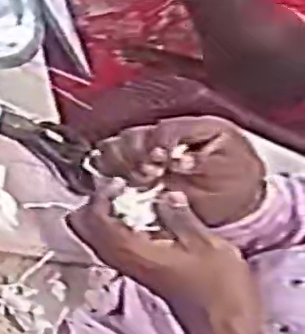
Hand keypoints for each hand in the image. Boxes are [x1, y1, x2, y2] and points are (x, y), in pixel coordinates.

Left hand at [69, 183, 261, 326]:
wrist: (217, 315)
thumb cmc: (215, 283)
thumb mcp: (205, 244)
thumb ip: (179, 217)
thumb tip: (164, 194)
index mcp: (121, 246)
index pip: (91, 215)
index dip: (100, 196)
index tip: (117, 183)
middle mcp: (109, 253)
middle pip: (80, 222)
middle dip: (95, 203)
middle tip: (120, 190)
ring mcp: (114, 260)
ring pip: (89, 230)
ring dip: (102, 214)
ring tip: (131, 201)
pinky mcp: (126, 264)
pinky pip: (105, 239)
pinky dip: (113, 225)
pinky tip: (140, 218)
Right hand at [93, 116, 265, 225]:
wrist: (221, 205)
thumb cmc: (232, 187)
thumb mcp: (232, 173)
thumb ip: (205, 162)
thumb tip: (177, 161)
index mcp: (201, 128)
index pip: (168, 128)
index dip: (161, 143)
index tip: (164, 163)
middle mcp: (167, 133)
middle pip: (133, 135)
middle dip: (138, 156)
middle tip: (152, 174)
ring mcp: (142, 146)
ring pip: (113, 146)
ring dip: (122, 165)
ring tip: (142, 180)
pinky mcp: (125, 159)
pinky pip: (102, 159)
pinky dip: (109, 171)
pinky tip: (127, 181)